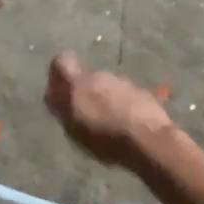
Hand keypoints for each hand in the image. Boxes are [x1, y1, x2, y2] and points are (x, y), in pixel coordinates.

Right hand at [45, 52, 175, 168]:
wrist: (151, 142)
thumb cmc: (105, 137)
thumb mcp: (73, 128)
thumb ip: (61, 108)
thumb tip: (53, 95)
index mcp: (78, 82)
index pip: (61, 61)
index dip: (58, 71)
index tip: (59, 88)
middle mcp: (101, 75)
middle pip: (87, 77)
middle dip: (86, 92)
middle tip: (87, 115)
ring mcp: (126, 83)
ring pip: (110, 87)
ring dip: (107, 100)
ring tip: (111, 125)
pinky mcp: (146, 94)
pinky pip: (129, 98)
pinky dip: (125, 108)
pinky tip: (129, 128)